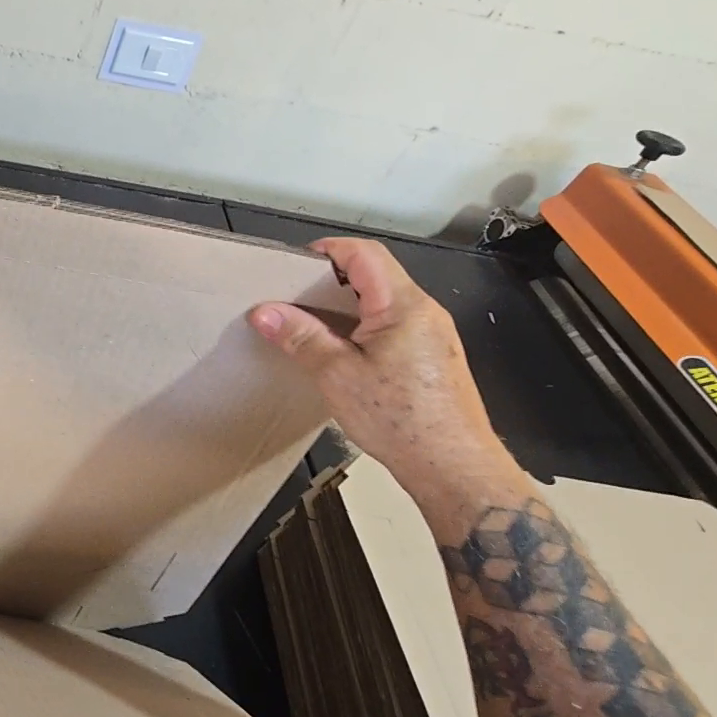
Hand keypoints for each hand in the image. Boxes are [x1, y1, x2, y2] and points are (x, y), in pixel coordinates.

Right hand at [249, 238, 521, 487]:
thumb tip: (264, 312)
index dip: (328, 250)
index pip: (365, 254)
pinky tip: (337, 352)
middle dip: (329, 279)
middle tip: (291, 296)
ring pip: (382, 302)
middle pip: (375, 274)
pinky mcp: (431, 357)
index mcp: (405, 306)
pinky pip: (392, 325)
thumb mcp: (337, 375)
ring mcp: (432, 335)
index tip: (294, 263)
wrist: (453, 467)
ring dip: (343, 305)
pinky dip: (359, 327)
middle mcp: (425, 313)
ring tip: (307, 324)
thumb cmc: (402, 421)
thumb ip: (301, 337)